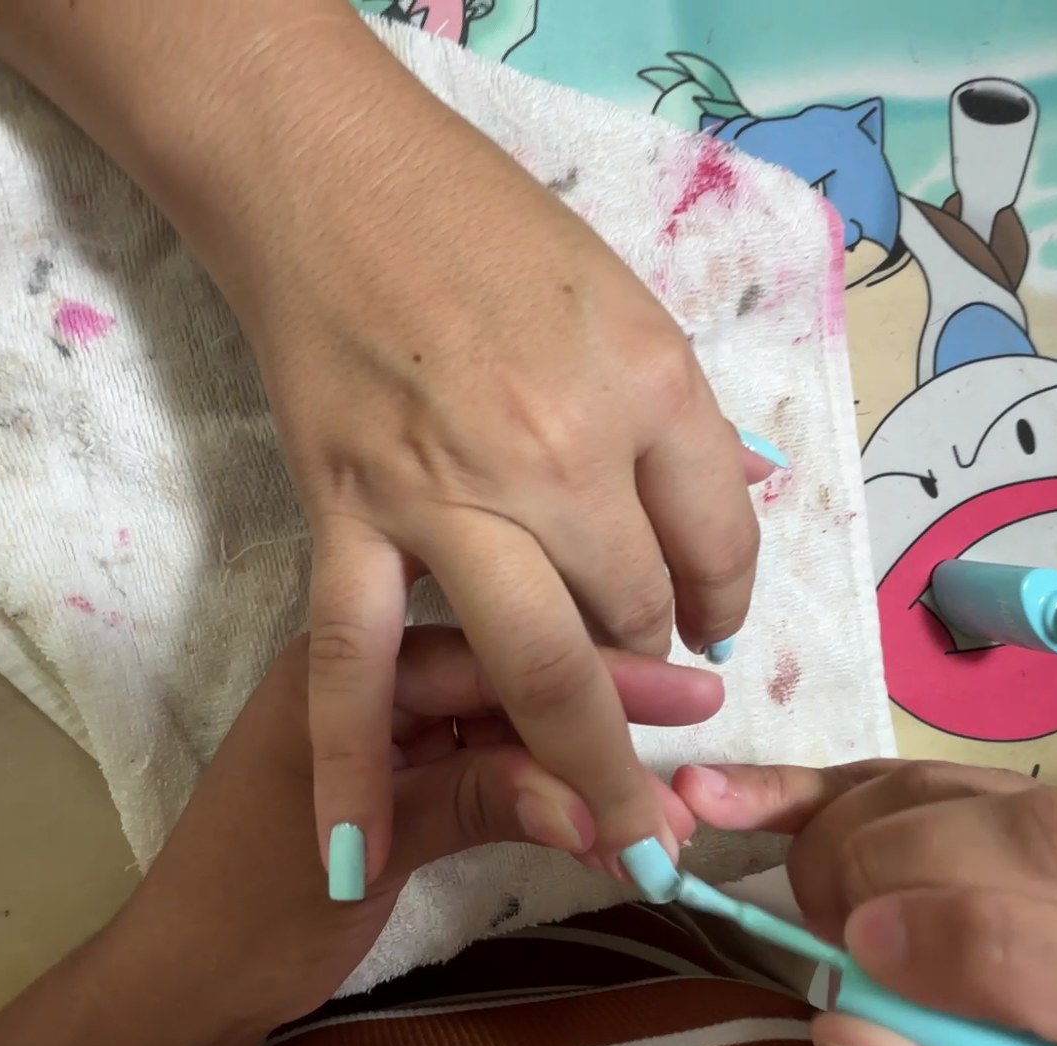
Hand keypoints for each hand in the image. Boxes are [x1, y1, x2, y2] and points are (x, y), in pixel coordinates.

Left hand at [0, 630, 713, 1045]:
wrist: (187, 974)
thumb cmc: (253, 900)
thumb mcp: (374, 843)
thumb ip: (481, 801)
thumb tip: (600, 802)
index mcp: (341, 669)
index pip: (482, 659)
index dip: (580, 681)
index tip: (677, 693)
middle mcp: (374, 683)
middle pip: (502, 682)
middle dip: (597, 709)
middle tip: (697, 707)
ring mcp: (394, 731)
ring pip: (503, 729)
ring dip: (578, 763)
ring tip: (664, 791)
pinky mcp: (409, 777)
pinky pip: (487, 769)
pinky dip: (542, 795)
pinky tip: (599, 812)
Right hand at [191, 23, 779, 889]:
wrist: (330, 181)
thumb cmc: (479, 219)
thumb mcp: (614, 295)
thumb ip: (666, 410)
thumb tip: (711, 497)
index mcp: (643, 381)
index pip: (720, 536)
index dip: (726, 596)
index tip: (710, 623)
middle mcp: (557, 453)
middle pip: (635, 615)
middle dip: (654, 683)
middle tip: (659, 715)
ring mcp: (445, 499)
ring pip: (534, 664)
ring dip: (579, 750)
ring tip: (610, 822)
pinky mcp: (347, 521)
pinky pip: (352, 663)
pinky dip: (352, 765)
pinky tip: (353, 853)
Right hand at [675, 761, 1056, 1045]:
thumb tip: (847, 1034)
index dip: (993, 952)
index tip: (864, 955)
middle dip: (907, 865)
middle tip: (829, 919)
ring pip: (957, 785)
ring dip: (847, 830)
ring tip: (811, 901)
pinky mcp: (972, 798)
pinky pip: (878, 775)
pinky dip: (788, 788)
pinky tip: (716, 794)